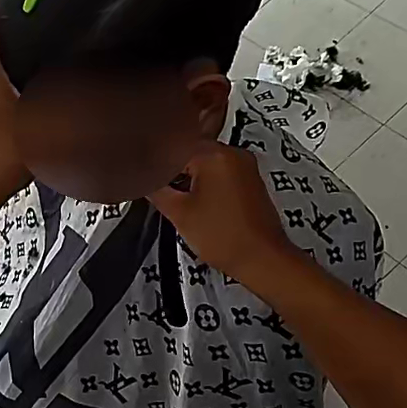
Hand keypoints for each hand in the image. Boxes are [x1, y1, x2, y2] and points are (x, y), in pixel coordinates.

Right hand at [146, 140, 305, 284]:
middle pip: (190, 154)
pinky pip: (222, 175)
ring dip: (190, 180)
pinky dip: (208, 186)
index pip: (172, 149)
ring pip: (206, 164)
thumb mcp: (179, 213)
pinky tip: (201, 207)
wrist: (262, 258)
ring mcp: (246, 167)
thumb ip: (156, 190)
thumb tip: (144, 180)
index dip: (156, 167)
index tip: (147, 180)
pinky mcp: (251, 182)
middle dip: (173, 173)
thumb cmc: (229, 239)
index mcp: (215, 155)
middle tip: (162, 194)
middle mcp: (234, 154)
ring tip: (183, 204)